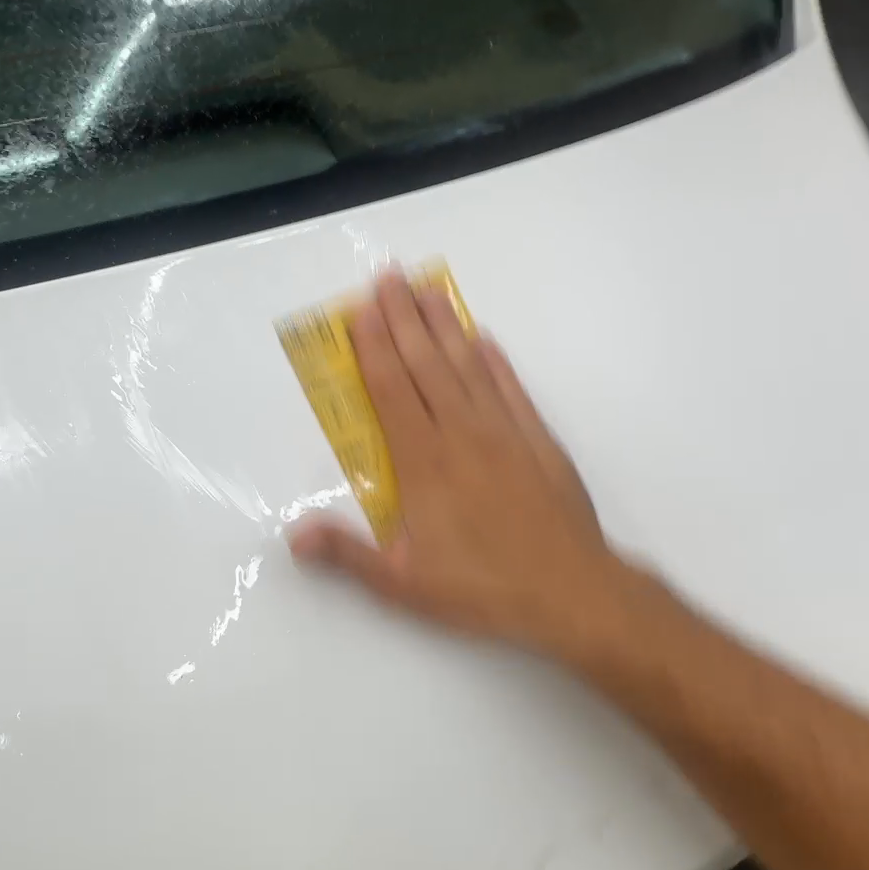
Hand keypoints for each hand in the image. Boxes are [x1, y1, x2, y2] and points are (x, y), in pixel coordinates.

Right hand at [289, 271, 645, 658]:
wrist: (573, 594)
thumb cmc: (481, 588)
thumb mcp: (402, 584)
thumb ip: (347, 554)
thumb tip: (294, 536)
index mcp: (423, 461)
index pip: (391, 389)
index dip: (373, 347)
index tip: (361, 310)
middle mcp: (461, 434)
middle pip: (426, 364)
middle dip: (403, 317)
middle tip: (389, 275)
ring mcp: (504, 433)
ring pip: (467, 366)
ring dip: (445, 325)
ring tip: (429, 289)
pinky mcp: (539, 442)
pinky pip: (512, 389)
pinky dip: (496, 361)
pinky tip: (484, 339)